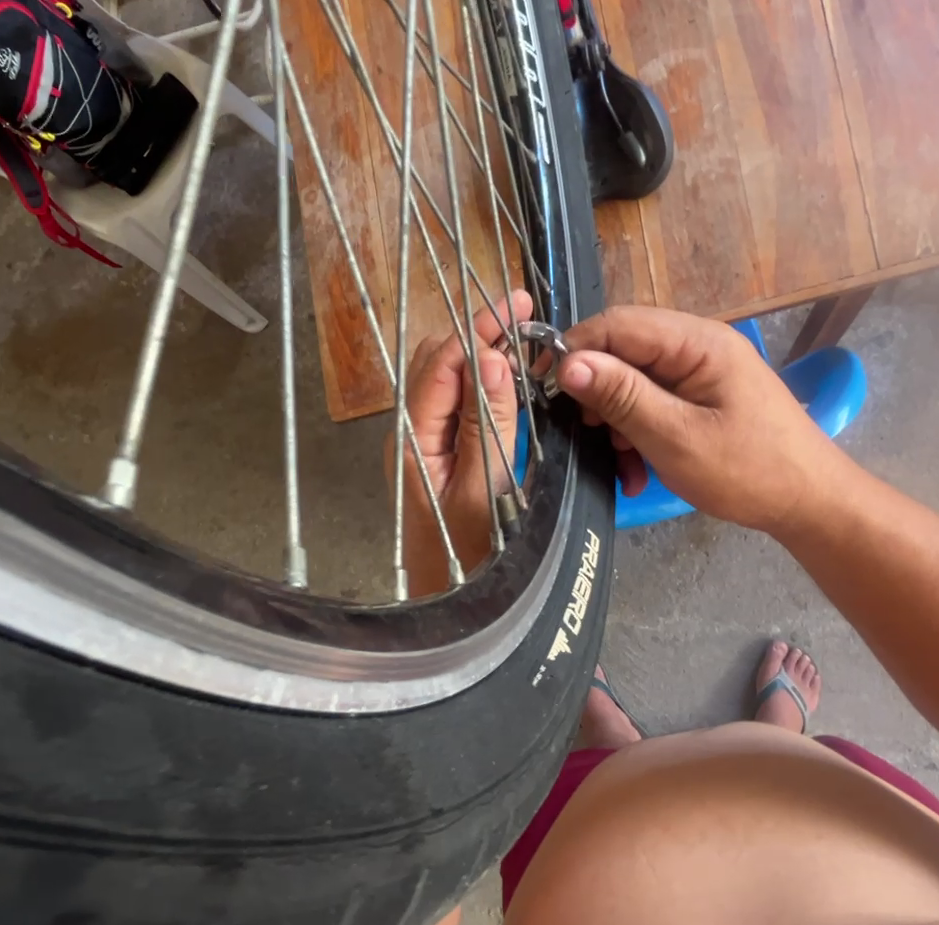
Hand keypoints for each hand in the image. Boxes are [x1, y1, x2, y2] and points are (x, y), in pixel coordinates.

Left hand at [396, 289, 534, 589]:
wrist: (449, 606)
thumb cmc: (466, 555)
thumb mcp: (483, 489)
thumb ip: (487, 425)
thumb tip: (492, 359)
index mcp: (414, 438)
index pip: (443, 364)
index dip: (479, 328)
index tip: (519, 305)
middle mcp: (411, 433)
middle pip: (438, 364)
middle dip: (479, 333)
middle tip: (527, 320)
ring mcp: (423, 445)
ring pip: (447, 382)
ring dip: (480, 355)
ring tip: (522, 341)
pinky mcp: (438, 457)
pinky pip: (456, 406)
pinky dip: (482, 384)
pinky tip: (508, 380)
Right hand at [557, 306, 841, 532]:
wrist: (809, 502)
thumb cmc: (748, 471)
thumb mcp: (676, 437)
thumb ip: (622, 396)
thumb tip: (568, 363)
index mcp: (697, 342)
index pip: (617, 324)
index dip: (575, 350)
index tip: (544, 389)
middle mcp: (696, 347)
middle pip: (622, 354)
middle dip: (596, 395)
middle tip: (585, 435)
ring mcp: (700, 374)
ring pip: (633, 385)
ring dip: (616, 425)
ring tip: (620, 465)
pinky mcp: (701, 399)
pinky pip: (652, 406)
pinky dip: (637, 436)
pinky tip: (637, 472)